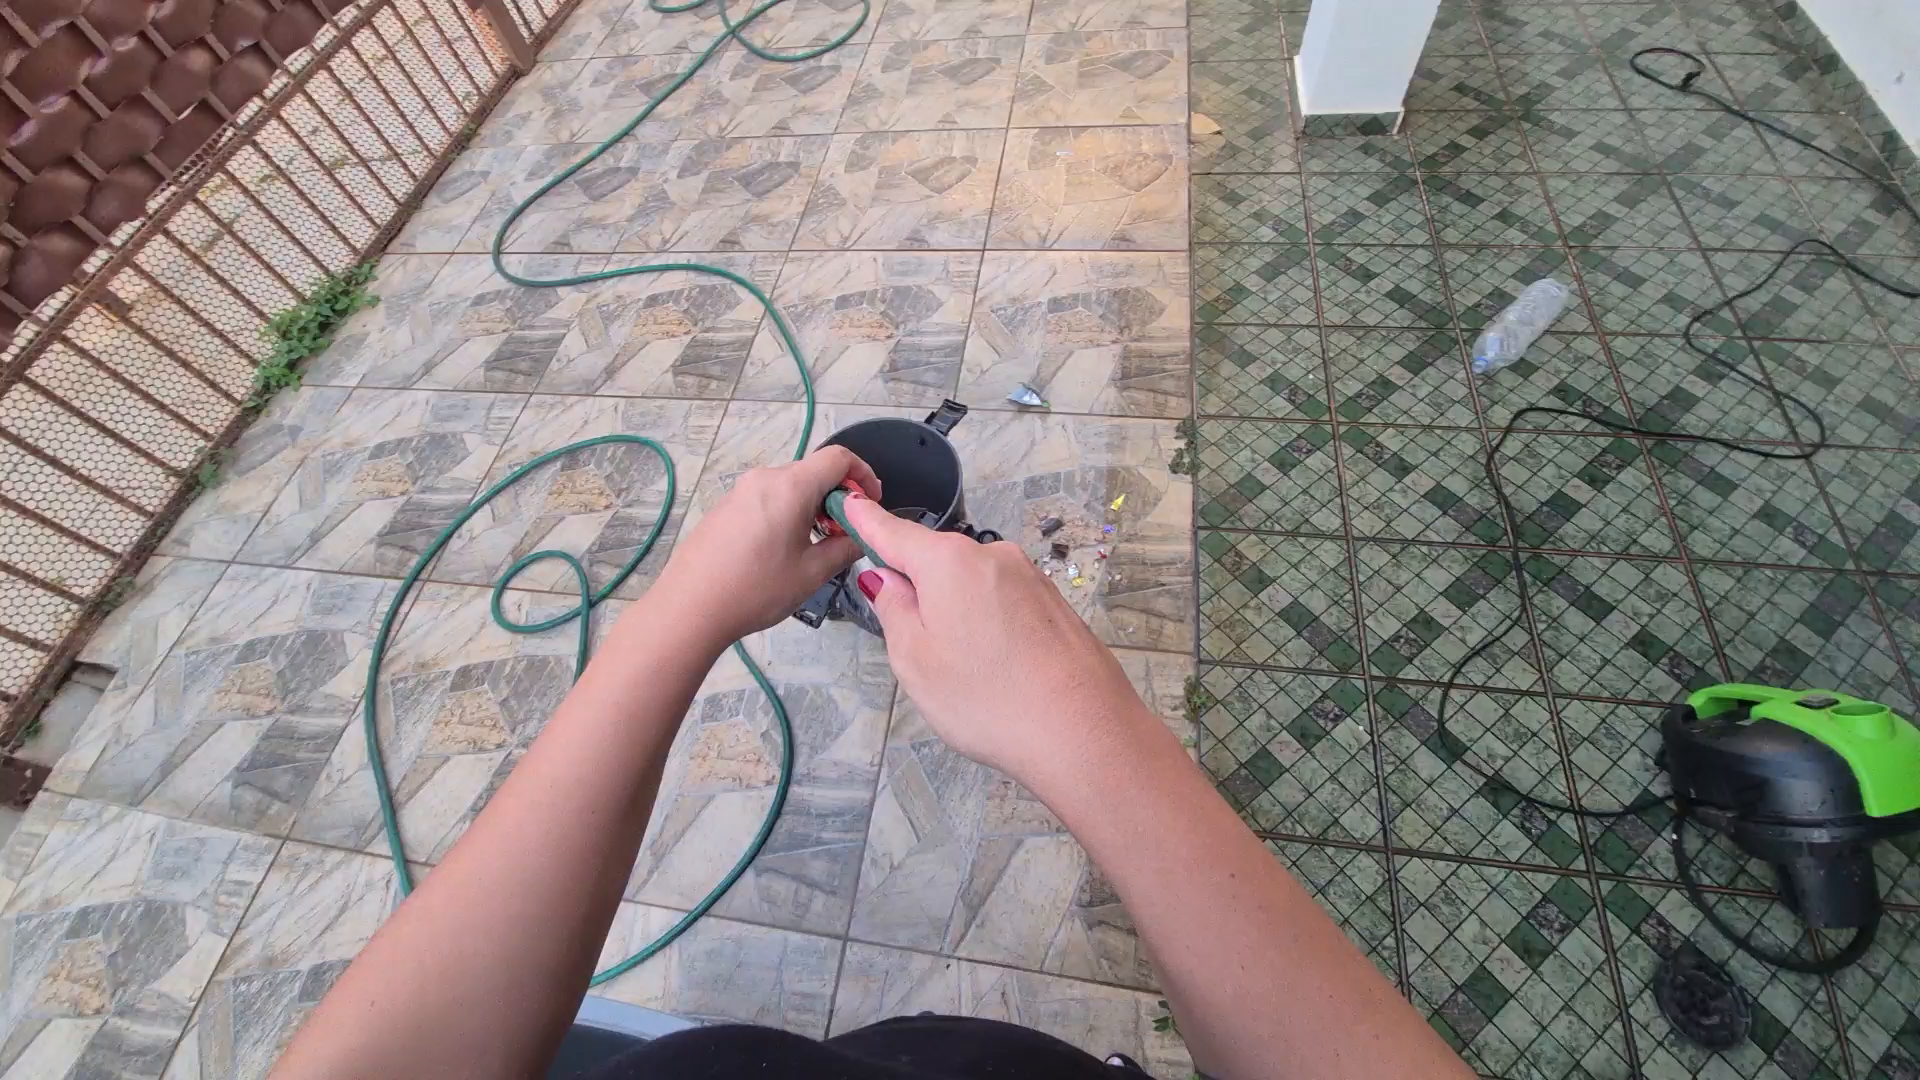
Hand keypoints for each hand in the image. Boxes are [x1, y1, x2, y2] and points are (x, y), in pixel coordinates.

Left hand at [651, 446, 879, 645]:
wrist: (689, 608)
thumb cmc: (755, 589)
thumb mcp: (812, 573)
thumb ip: (846, 547)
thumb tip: (862, 536)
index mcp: (790, 486)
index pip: (838, 458)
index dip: (863, 475)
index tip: (872, 503)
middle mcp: (765, 478)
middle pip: (815, 472)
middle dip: (839, 497)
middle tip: (848, 534)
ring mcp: (741, 491)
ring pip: (792, 486)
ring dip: (814, 507)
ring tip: (818, 546)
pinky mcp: (727, 507)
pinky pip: (770, 498)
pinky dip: (790, 513)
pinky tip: (785, 550)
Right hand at [840, 496, 1153, 781]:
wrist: (1084, 730)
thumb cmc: (986, 698)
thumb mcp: (916, 660)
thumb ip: (894, 609)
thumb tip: (886, 578)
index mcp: (950, 561)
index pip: (895, 533)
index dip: (868, 522)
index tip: (851, 502)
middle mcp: (993, 555)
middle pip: (937, 561)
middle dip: (919, 590)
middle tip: (919, 646)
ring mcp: (1030, 576)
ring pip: (972, 584)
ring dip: (957, 611)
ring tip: (967, 670)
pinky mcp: (1054, 602)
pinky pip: (1004, 601)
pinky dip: (990, 623)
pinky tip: (1000, 667)